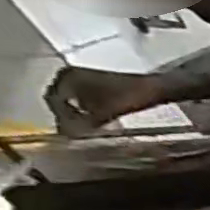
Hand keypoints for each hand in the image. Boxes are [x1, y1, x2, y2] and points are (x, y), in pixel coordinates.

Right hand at [44, 67, 166, 136]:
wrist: (156, 87)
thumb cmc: (129, 97)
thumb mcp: (104, 113)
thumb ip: (83, 125)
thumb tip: (68, 136)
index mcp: (66, 77)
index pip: (53, 101)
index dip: (61, 119)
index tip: (71, 133)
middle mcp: (70, 74)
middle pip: (61, 100)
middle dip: (69, 117)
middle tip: (79, 132)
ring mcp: (85, 76)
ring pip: (73, 100)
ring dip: (79, 114)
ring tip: (90, 128)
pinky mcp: (100, 82)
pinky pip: (86, 98)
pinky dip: (90, 110)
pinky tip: (101, 120)